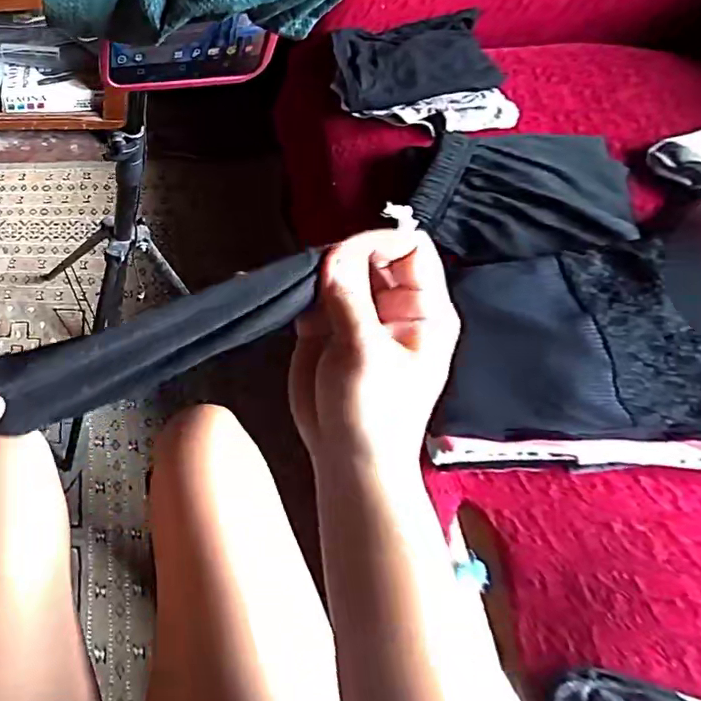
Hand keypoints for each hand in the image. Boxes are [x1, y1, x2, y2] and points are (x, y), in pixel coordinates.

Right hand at [289, 229, 458, 479]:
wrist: (348, 458)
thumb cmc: (373, 414)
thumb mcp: (364, 354)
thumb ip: (348, 301)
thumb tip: (333, 254)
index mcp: (422, 310)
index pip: (409, 249)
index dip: (376, 243)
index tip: (340, 254)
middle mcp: (392, 306)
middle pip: (369, 255)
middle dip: (340, 255)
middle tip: (313, 273)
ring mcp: (357, 316)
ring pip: (337, 272)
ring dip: (314, 271)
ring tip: (292, 283)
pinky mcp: (326, 328)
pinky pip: (312, 295)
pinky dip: (294, 290)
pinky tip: (277, 286)